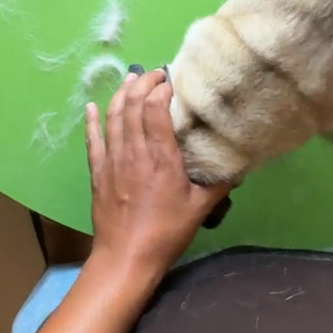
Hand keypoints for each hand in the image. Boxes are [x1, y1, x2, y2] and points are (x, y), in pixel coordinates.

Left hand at [84, 69, 230, 282]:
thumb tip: (240, 165)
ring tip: (131, 79)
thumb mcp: (200, 208)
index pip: (156, 108)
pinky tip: (92, 106)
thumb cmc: (166, 232)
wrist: (126, 257)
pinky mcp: (97, 171)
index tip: (172, 82)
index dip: (162, 89)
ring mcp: (112, 159)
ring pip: (113, 116)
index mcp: (160, 156)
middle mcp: (134, 151)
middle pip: (132, 104)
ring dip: (121, 93)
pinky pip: (93, 138)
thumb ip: (219, 183)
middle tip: (155, 75)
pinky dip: (92, 119)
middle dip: (142, 83)